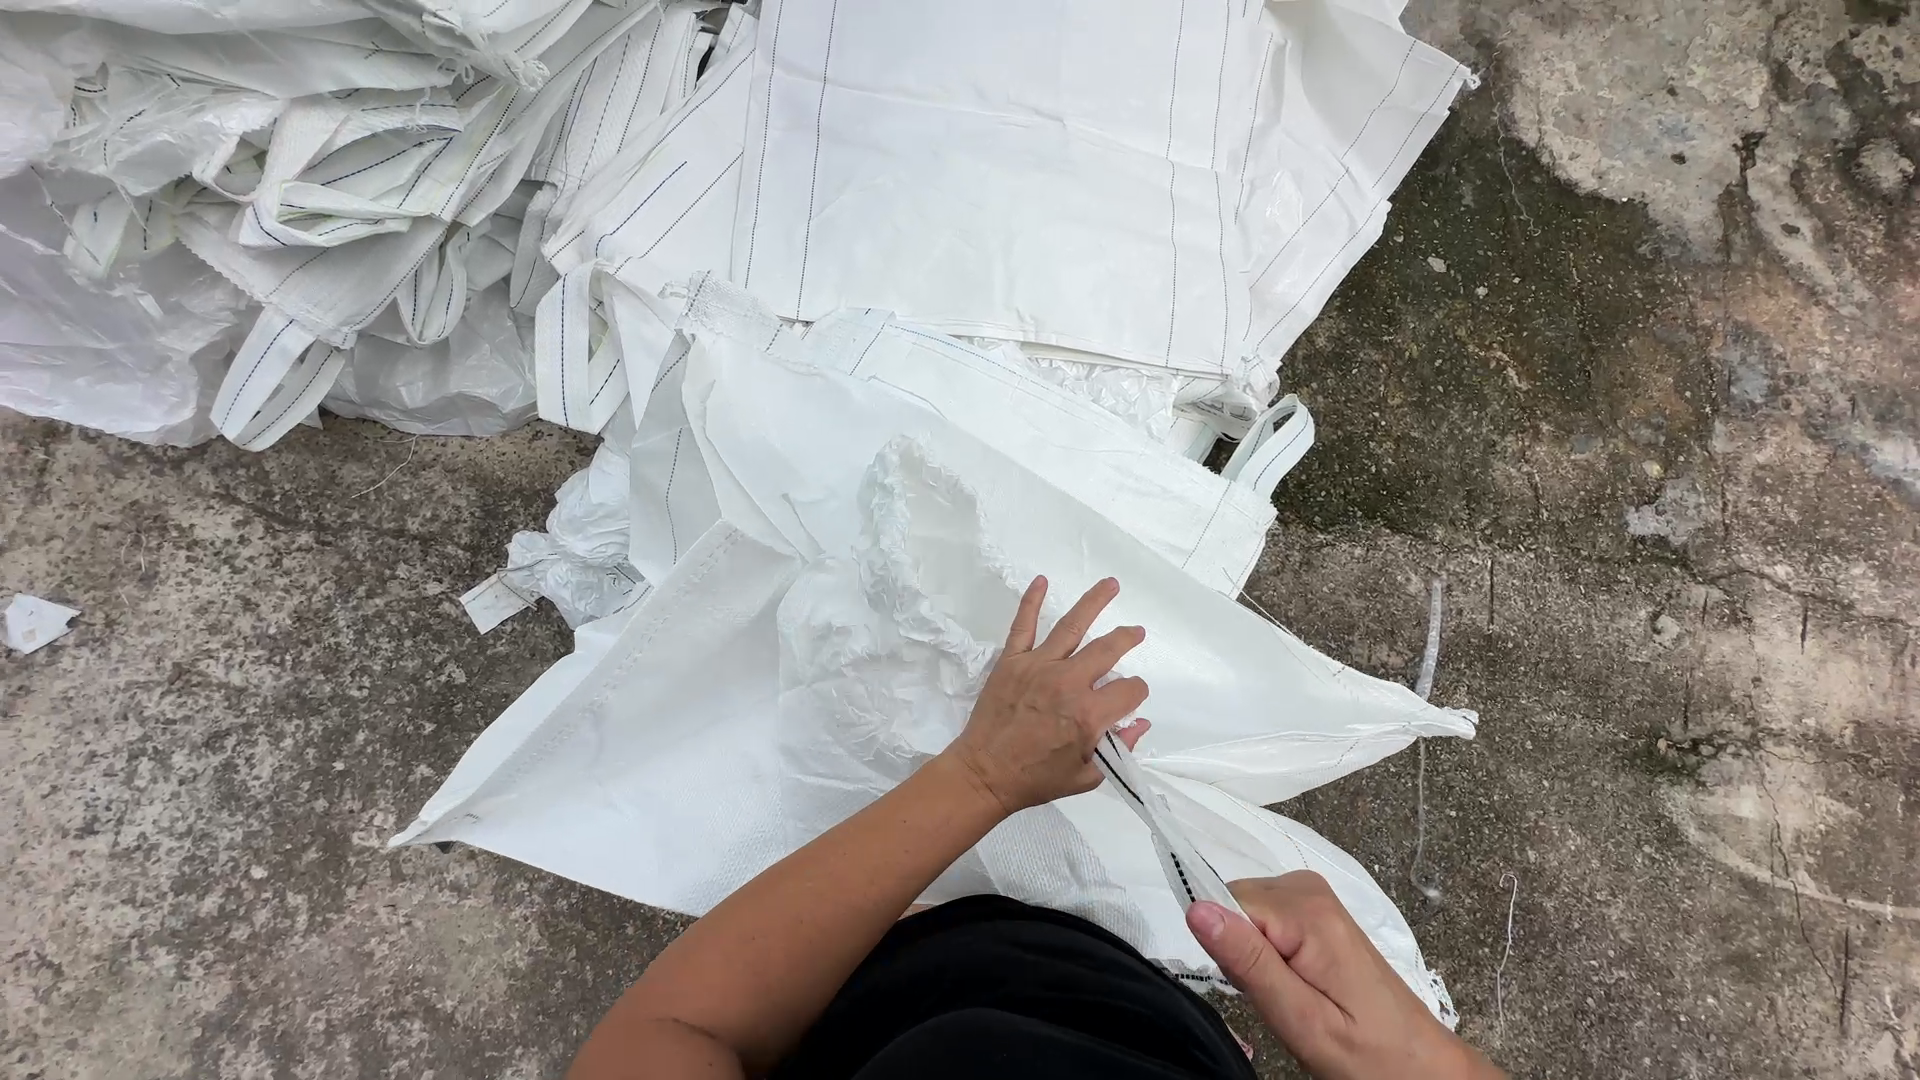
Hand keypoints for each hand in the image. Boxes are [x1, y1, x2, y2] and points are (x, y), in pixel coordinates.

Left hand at [940, 576, 1150, 815]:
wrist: (984, 774)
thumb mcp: (1087, 776)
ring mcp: (1038, 666)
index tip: (1129, 698)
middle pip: (1107, 649)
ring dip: (1094, 602)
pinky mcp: (1011, 660)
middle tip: (1136, 632)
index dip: (1136, 694)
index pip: (1129, 690)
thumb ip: (1118, 748)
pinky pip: (1023, 625)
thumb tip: (1139, 723)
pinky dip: (1031, 601)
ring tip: (1111, 585)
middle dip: (1126, 638)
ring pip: (1072, 625)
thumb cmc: (1036, 779)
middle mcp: (1067, 683)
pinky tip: (1041, 581)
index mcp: (1089, 714)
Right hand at [1186, 872, 1504, 1079]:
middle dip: (1241, 949)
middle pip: (1234, 902)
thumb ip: (1248, 961)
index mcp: (1306, 911)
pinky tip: (1295, 974)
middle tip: (1279, 996)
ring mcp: (1311, 892)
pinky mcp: (1313, 903)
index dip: (1231, 950)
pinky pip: (1261, 912)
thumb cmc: (1365, 1054)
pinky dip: (1265, 944)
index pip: (1226, 904)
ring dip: (1252, 949)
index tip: (1259, 987)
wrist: (1420, 1064)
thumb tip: (1195, 908)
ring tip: (1290, 990)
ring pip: (1243, 908)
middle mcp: (1306, 886)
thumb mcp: (1302, 1020)